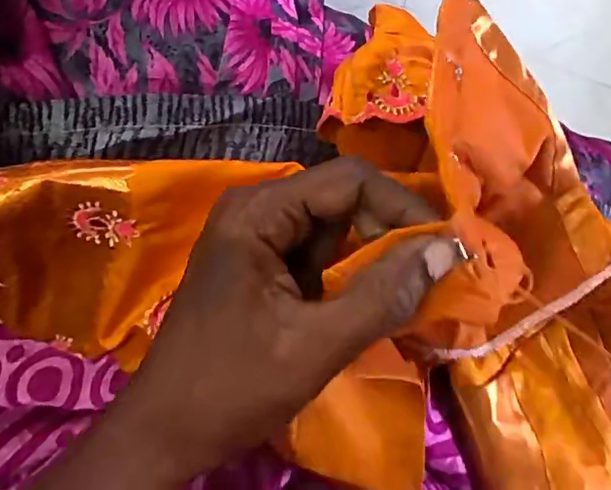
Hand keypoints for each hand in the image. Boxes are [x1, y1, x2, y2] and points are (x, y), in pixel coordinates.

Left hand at [32, 157, 463, 488]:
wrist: (163, 430)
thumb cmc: (231, 386)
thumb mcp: (314, 346)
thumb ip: (382, 295)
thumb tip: (447, 248)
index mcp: (259, 209)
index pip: (348, 180)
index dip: (400, 205)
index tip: (444, 245)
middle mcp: (257, 205)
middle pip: (340, 198)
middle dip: (387, 232)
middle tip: (430, 274)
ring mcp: (255, 230)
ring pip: (332, 225)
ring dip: (369, 255)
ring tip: (407, 290)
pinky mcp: (259, 257)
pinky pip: (315, 250)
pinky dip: (346, 272)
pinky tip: (367, 300)